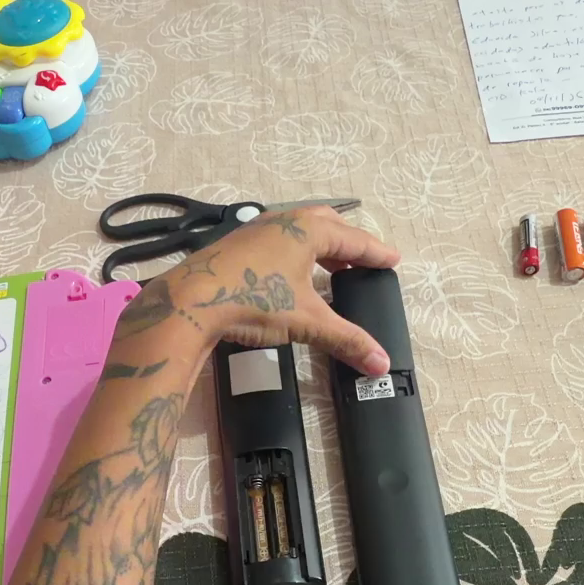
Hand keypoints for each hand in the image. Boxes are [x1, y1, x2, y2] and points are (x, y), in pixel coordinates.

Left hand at [122, 206, 397, 375]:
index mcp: (308, 230)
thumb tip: (382, 364)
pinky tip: (290, 274)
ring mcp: (256, 229)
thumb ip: (346, 340)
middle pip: (327, 224)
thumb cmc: (254, 300)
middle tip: (363, 261)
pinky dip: (294, 252)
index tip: (393, 259)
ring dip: (319, 246)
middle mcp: (284, 221)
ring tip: (331, 267)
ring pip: (298, 230)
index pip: (354, 239)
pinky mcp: (236, 245)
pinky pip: (277, 240)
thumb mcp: (306, 322)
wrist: (190, 300)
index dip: (376, 253)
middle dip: (348, 243)